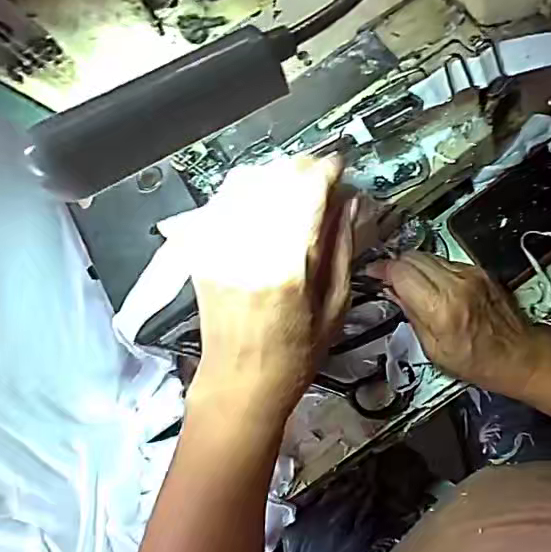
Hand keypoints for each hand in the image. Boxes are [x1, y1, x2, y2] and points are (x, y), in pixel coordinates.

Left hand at [171, 155, 356, 406]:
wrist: (239, 383)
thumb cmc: (293, 357)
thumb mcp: (335, 307)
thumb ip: (341, 249)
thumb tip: (348, 205)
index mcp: (287, 266)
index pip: (307, 190)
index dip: (328, 170)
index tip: (339, 168)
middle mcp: (247, 249)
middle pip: (275, 178)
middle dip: (302, 168)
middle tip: (320, 177)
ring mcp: (218, 248)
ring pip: (245, 182)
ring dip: (273, 176)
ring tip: (292, 187)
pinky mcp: (201, 251)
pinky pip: (221, 201)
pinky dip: (244, 192)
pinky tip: (261, 202)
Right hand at [369, 251, 550, 396]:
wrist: (519, 354)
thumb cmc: (475, 362)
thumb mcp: (434, 350)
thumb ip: (411, 315)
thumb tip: (392, 291)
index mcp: (442, 308)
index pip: (402, 272)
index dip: (382, 270)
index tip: (371, 274)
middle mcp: (456, 283)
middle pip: (413, 257)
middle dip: (396, 266)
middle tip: (387, 280)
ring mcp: (470, 273)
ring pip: (428, 255)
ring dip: (413, 266)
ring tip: (407, 283)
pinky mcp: (479, 270)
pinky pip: (445, 261)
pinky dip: (432, 269)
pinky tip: (431, 285)